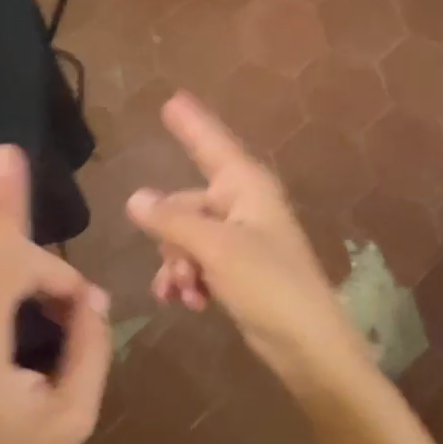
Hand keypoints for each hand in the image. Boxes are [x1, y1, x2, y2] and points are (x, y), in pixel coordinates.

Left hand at [0, 145, 113, 443]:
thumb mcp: (72, 417)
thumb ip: (90, 349)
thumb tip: (89, 298)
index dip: (4, 202)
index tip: (3, 153)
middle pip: (9, 260)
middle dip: (52, 281)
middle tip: (81, 323)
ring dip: (32, 291)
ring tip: (52, 339)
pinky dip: (8, 298)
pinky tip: (19, 340)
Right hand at [126, 93, 368, 383]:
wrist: (306, 344)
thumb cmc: (268, 285)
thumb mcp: (215, 249)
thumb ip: (173, 221)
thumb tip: (136, 197)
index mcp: (246, 187)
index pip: (211, 144)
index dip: (190, 123)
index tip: (171, 99)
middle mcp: (243, 205)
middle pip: (187, 203)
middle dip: (170, 238)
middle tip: (176, 271)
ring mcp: (242, 239)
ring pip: (187, 238)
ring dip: (177, 265)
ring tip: (183, 294)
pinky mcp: (239, 270)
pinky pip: (198, 262)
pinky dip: (189, 280)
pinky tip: (190, 303)